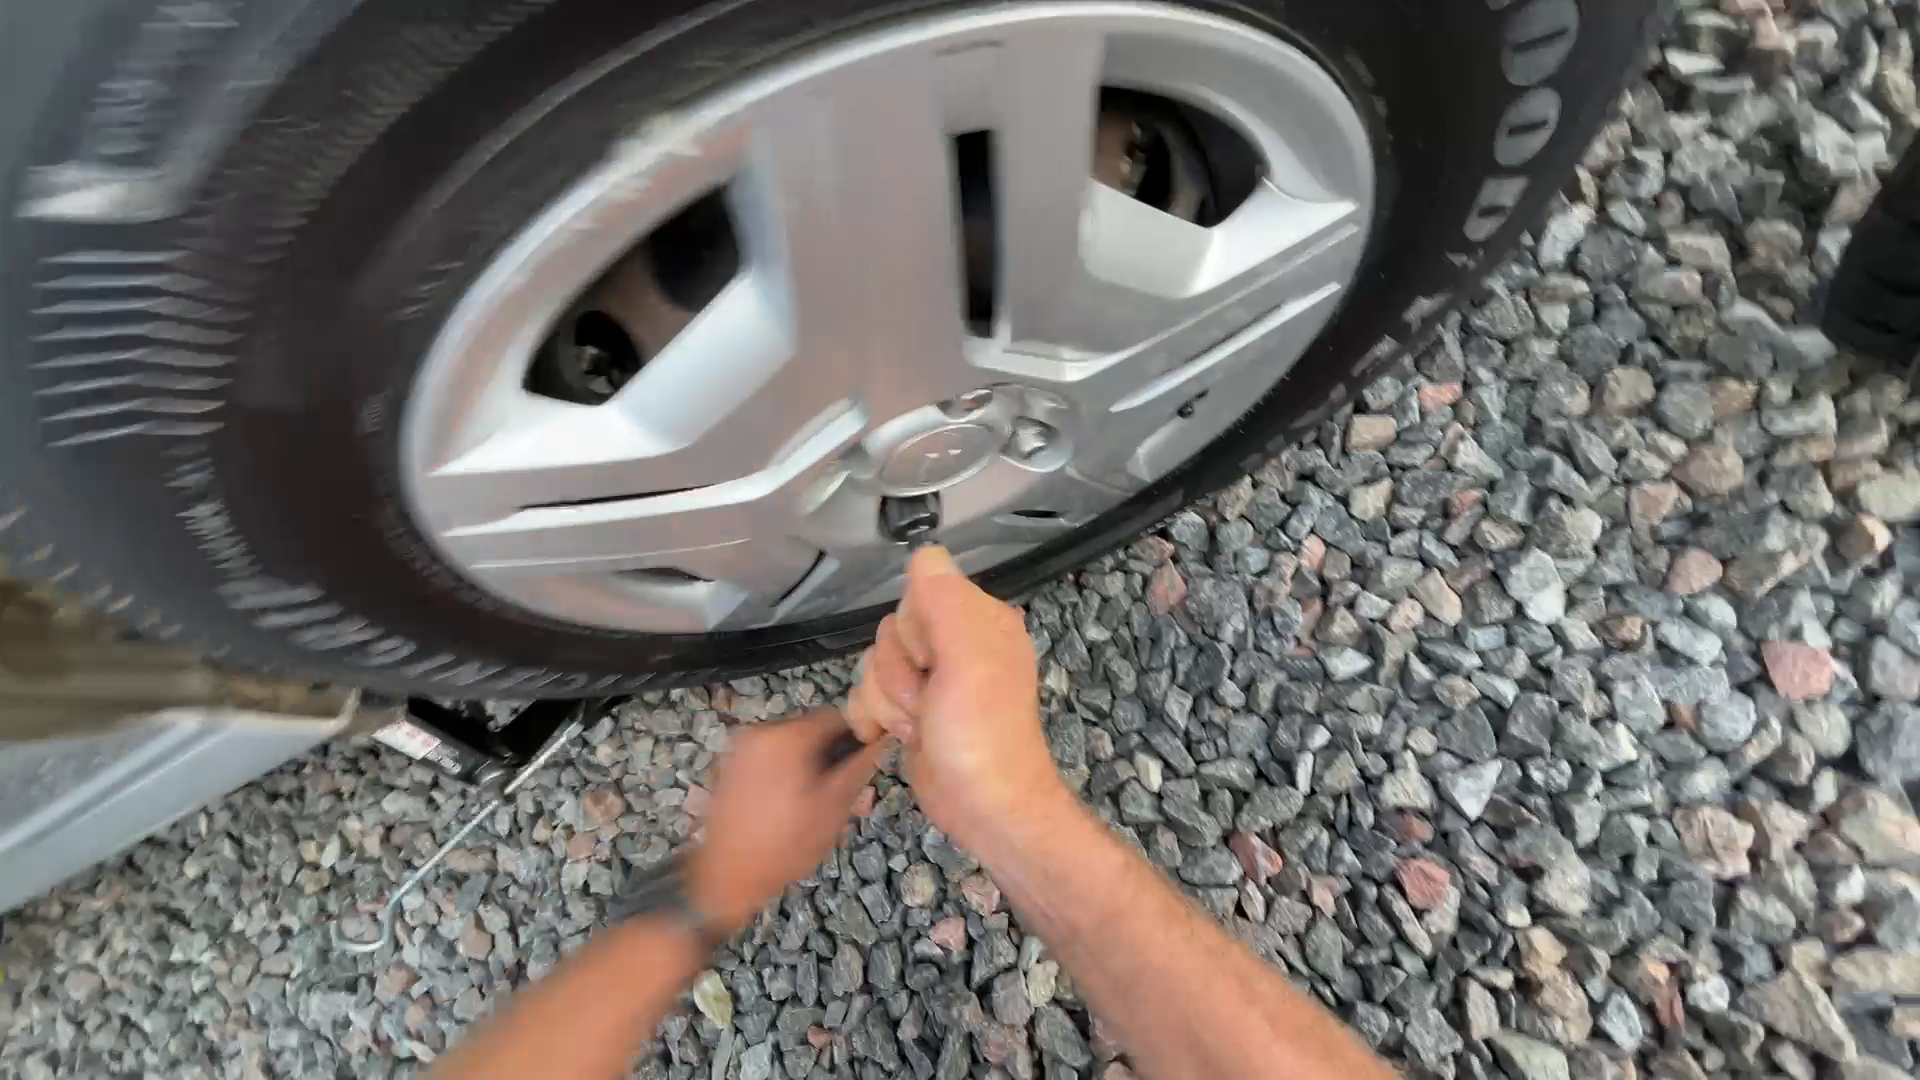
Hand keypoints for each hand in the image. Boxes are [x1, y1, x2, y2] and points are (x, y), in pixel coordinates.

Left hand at [683, 708, 881, 934]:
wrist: (725, 879)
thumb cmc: (785, 844)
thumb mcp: (834, 807)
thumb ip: (860, 768)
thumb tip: (880, 741)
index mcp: (787, 735)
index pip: (837, 716)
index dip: (857, 737)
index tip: (864, 764)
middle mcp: (761, 731)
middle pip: (813, 731)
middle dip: (832, 758)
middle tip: (846, 794)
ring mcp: (741, 748)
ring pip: (792, 747)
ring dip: (811, 767)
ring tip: (821, 805)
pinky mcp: (730, 766)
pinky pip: (771, 759)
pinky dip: (787, 772)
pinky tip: (794, 805)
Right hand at [846, 546, 1067, 853]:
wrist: (982, 807)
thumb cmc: (982, 734)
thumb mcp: (969, 658)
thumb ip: (945, 600)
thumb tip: (926, 551)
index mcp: (978, 619)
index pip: (918, 591)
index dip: (916, 630)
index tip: (936, 662)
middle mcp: (955, 642)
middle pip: (889, 631)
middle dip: (899, 672)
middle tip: (932, 700)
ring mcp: (931, 678)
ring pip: (872, 664)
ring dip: (888, 701)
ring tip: (922, 724)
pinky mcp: (909, 707)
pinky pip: (866, 693)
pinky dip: (873, 717)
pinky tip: (895, 737)